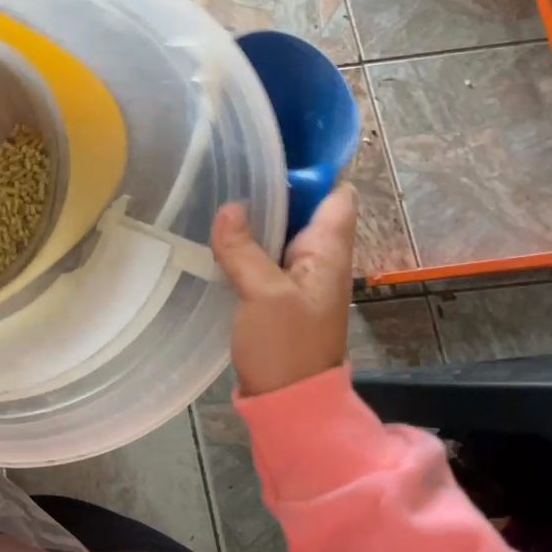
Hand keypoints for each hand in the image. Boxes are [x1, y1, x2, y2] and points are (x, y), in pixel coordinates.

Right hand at [210, 184, 357, 396]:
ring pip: (279, 231)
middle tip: (229, 165)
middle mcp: (317, 259)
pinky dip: (243, 241)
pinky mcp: (273, 293)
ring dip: (255, 215)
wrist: (288, 400)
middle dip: (274, 187)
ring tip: (215, 192)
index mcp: (327, 252)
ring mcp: (295, 277)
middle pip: (303, 209)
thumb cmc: (286, 345)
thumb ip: (244, 249)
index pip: (336, 197)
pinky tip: (215, 236)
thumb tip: (229, 206)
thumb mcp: (264, 295)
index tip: (273, 152)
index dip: (313, 171)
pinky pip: (262, 254)